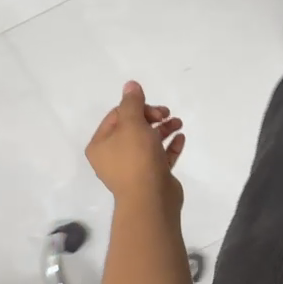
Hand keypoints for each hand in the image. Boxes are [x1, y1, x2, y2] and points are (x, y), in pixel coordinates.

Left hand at [86, 81, 185, 206]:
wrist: (150, 199)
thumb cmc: (136, 159)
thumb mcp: (132, 124)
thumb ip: (132, 103)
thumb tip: (130, 84)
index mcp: (101, 145)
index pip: (117, 115)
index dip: (138, 107)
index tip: (155, 110)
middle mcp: (113, 156)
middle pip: (134, 127)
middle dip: (153, 117)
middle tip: (167, 116)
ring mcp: (133, 168)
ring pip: (149, 141)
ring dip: (164, 129)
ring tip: (179, 124)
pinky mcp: (151, 176)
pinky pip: (160, 155)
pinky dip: (170, 145)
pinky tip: (181, 138)